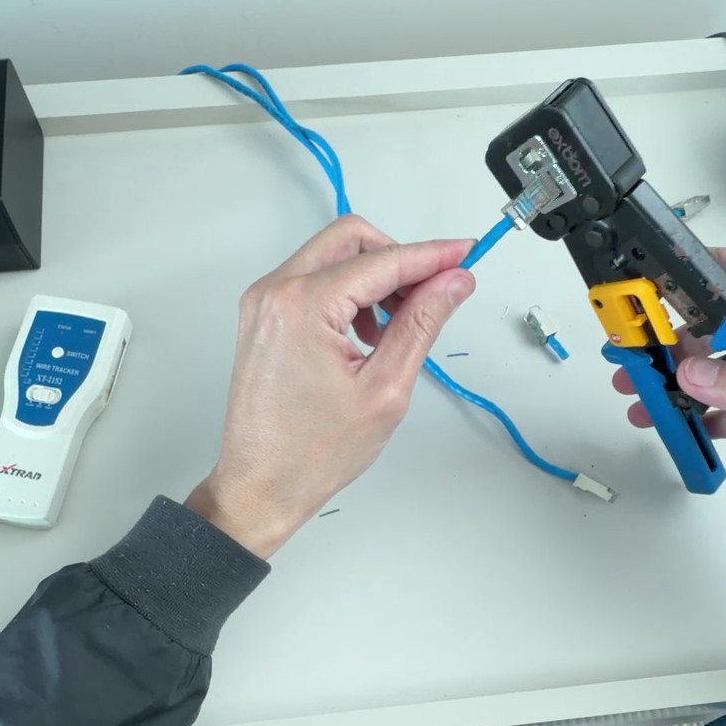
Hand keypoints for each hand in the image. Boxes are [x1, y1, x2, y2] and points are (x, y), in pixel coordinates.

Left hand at [186, 216, 475, 557]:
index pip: (382, 261)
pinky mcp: (262, 319)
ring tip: (394, 330)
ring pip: (331, 257)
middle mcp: (274, 293)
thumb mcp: (385, 389)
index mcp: (302, 306)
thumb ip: (421, 325)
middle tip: (432, 293)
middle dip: (398, 260)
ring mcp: (263, 305)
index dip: (432, 256)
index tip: (464, 255)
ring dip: (372, 279)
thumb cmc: (310, 454)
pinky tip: (365, 336)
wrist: (261, 487)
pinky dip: (346, 295)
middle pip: (351, 239)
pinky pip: (312, 283)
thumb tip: (451, 283)